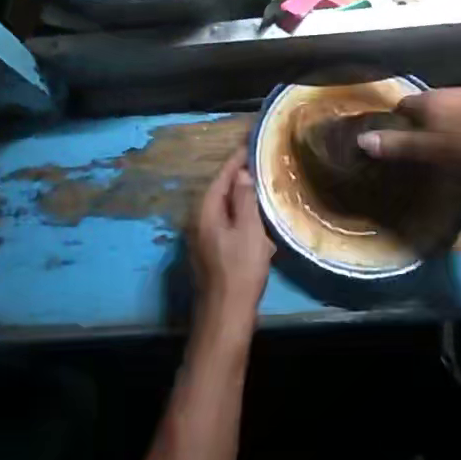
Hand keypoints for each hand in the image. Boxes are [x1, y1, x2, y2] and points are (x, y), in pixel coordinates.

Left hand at [189, 148, 274, 329]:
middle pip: (219, 191)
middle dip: (238, 177)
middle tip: (259, 163)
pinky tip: (257, 220)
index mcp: (205, 211)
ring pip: (223, 209)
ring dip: (240, 198)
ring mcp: (203, 238)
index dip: (235, 160)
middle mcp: (199, 221)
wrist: (226, 315)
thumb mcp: (248, 231)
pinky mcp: (211, 253)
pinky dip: (241, 217)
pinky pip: (227, 224)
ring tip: (261, 187)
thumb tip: (241, 173)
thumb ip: (244, 199)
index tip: (249, 144)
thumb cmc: (240, 270)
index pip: (221, 177)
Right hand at [357, 87, 460, 174]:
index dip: (399, 124)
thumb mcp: (429, 150)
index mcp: (427, 101)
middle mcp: (450, 93)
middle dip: (432, 130)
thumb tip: (360, 139)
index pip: (403, 108)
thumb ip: (397, 145)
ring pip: (459, 115)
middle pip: (432, 110)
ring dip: (459, 132)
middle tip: (434, 155)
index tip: (400, 143)